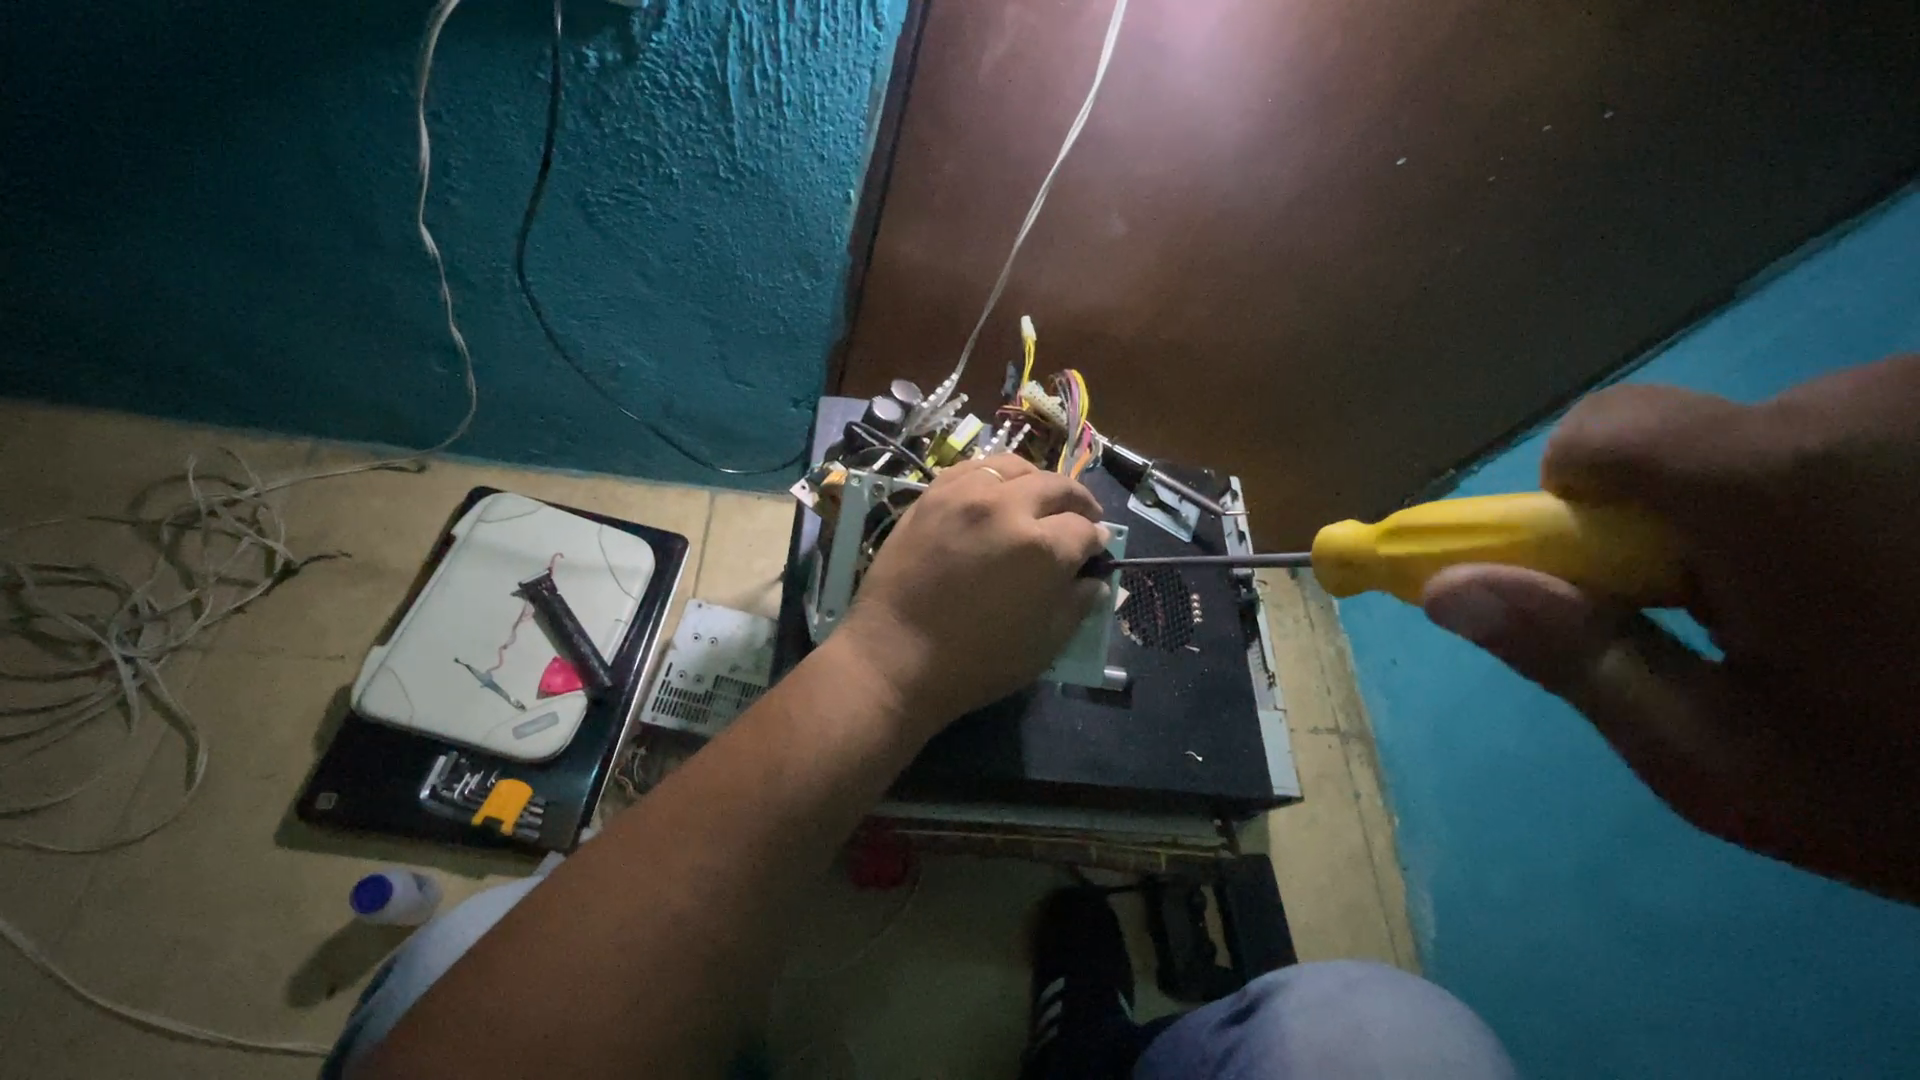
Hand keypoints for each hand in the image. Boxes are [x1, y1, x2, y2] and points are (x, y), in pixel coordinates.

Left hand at [831, 455, 1109, 736]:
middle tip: (1082, 519)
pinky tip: (995, 494)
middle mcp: (1007, 508)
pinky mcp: (931, 496)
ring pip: (1015, 467)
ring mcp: (965, 495)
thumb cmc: (975, 663)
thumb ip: (1077, 604)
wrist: (893, 658)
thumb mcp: (1044, 645)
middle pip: (1057, 486)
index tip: (1095, 552)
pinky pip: (972, 469)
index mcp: (1042, 548)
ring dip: (1037, 482)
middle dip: (1078, 502)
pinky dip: (994, 477)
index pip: (1085, 529)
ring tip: (1039, 500)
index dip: (1096, 542)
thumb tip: (1094, 578)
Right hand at [1421, 355, 1919, 901]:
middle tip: (1787, 624)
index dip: (1579, 496)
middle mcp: (1874, 401)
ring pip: (1804, 435)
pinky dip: (1887, 493)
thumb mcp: (1727, 758)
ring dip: (1807, 510)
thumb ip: (1576, 659)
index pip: (1600, 429)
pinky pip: (1893, 432)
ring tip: (1896, 608)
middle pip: (1704, 439)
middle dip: (1700, 521)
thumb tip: (1445, 587)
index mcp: (1775, 481)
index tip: (1629, 571)